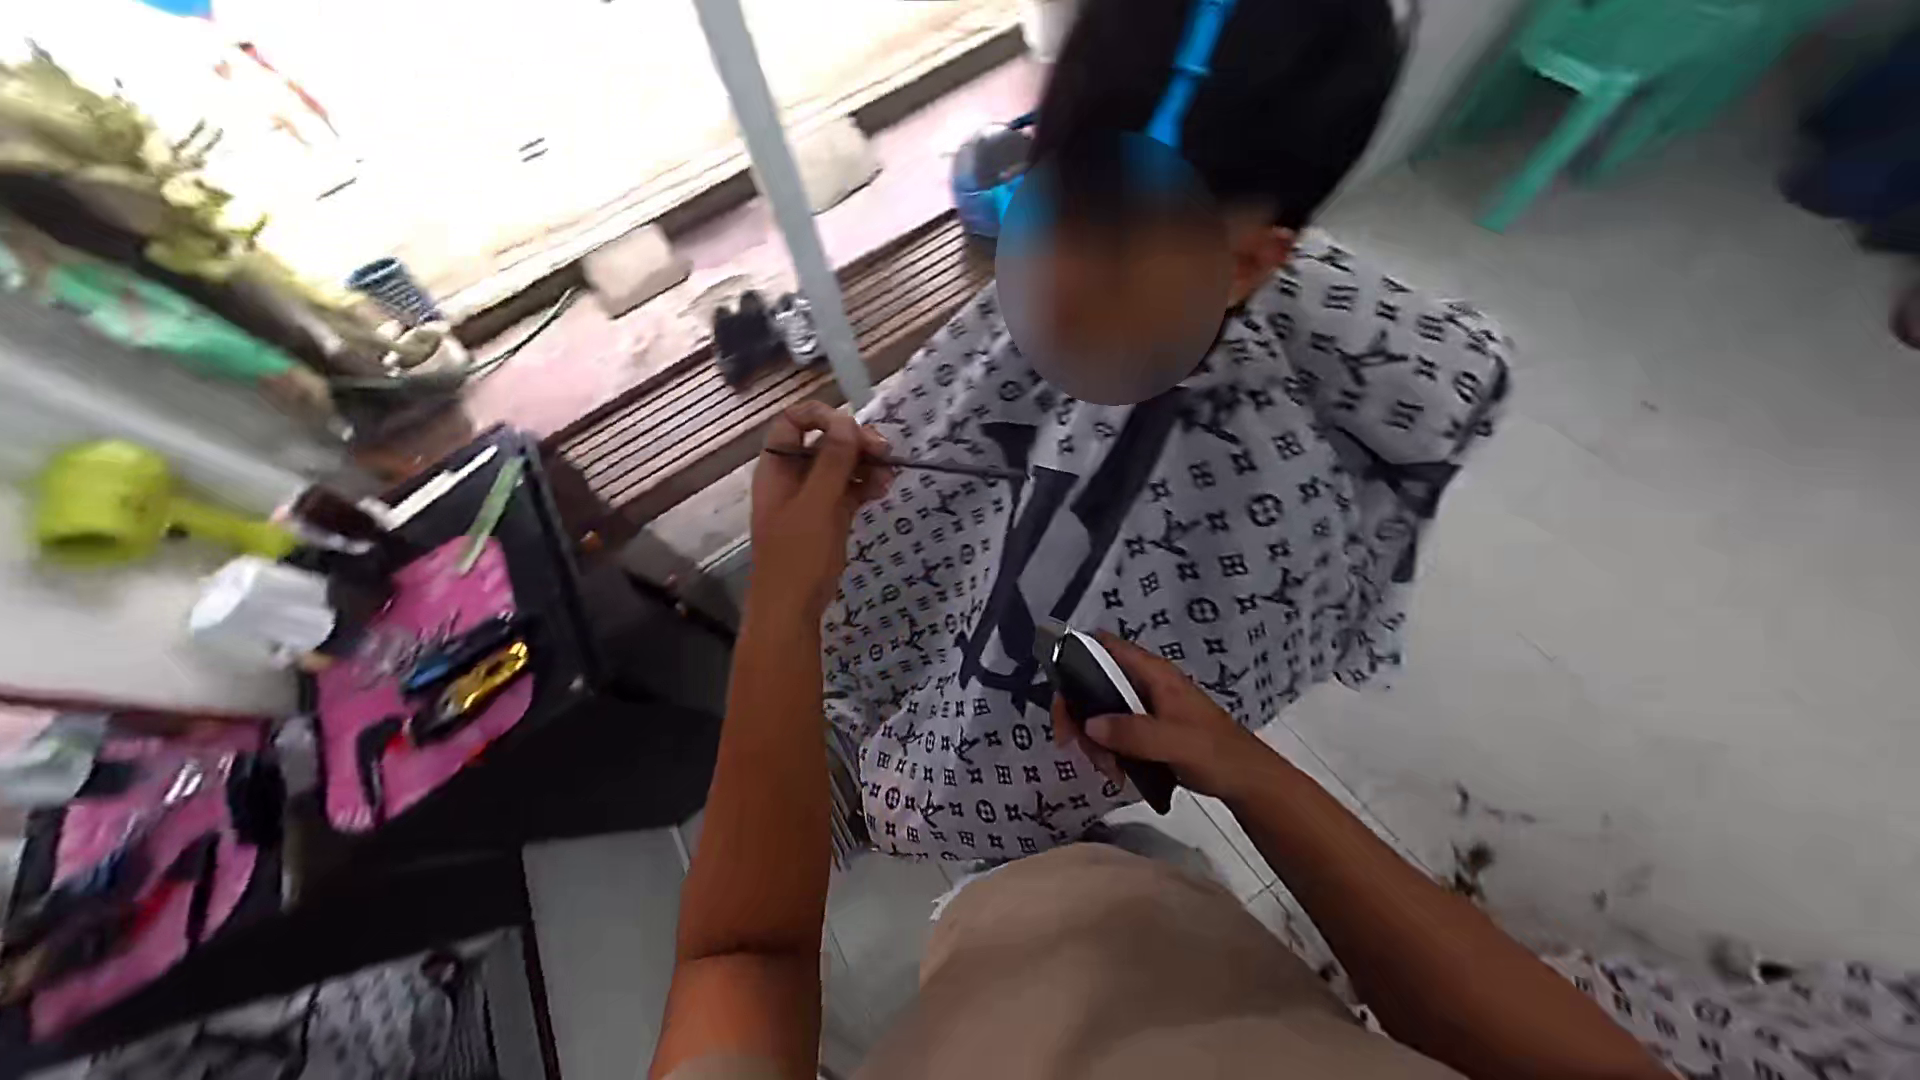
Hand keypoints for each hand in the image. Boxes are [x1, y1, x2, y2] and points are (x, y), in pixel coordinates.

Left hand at [749, 402, 894, 617]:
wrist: (791, 608)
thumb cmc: (797, 556)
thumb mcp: (817, 505)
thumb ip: (832, 462)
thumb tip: (847, 421)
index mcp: (777, 467)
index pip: (794, 421)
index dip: (822, 417)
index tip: (853, 429)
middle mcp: (793, 476)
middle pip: (824, 442)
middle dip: (854, 442)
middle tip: (884, 452)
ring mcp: (812, 497)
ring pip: (841, 466)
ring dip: (866, 465)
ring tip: (889, 475)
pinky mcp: (829, 516)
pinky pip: (849, 490)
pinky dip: (866, 486)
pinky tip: (883, 490)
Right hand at [1053, 632, 1273, 799]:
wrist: (1247, 782)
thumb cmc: (1217, 754)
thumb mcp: (1176, 742)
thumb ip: (1134, 732)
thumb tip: (1089, 725)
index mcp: (1152, 672)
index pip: (1103, 646)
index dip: (1074, 656)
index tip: (1060, 692)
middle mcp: (1143, 682)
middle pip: (1091, 682)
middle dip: (1078, 713)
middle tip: (1073, 744)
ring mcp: (1143, 706)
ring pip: (1098, 710)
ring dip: (1092, 740)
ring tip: (1107, 769)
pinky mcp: (1145, 728)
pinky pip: (1111, 731)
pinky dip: (1106, 750)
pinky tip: (1115, 772)